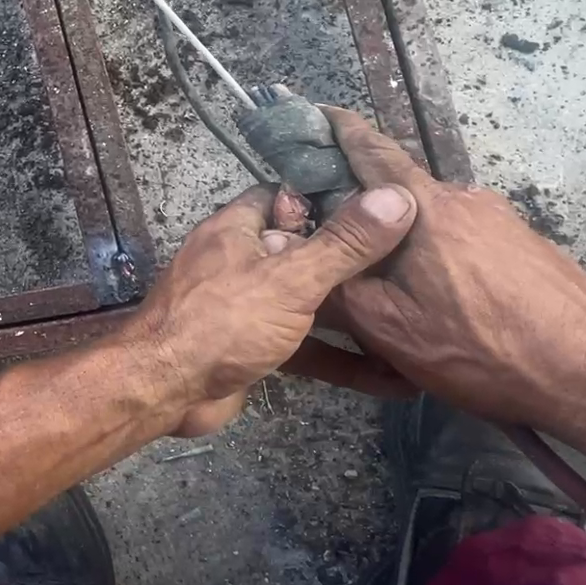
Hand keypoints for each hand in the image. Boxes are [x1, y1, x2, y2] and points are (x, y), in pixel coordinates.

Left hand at [114, 182, 417, 435]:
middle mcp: (236, 261)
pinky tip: (396, 376)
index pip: (280, 197)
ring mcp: (243, 304)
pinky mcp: (251, 345)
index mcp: (234, 230)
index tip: (383, 200)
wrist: (167, 388)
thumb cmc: (222, 322)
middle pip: (299, 249)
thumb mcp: (289, 278)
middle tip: (415, 261)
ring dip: (353, 312)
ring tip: (418, 314)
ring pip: (305, 301)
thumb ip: (342, 244)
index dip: (326, 196)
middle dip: (350, 257)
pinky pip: (304, 346)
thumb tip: (395, 196)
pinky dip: (343, 359)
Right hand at [323, 108, 585, 430]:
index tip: (314, 112)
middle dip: (359, 203)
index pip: (371, 150)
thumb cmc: (485, 352)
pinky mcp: (527, 245)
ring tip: (384, 279)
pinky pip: (459, 236)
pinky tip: (433, 294)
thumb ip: (336, 279)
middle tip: (329, 235)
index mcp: (424, 209)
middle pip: (394, 188)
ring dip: (398, 235)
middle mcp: (464, 200)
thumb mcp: (387, 326)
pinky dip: (432, 252)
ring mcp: (501, 220)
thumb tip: (295, 249)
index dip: (338, 128)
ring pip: (427, 217)